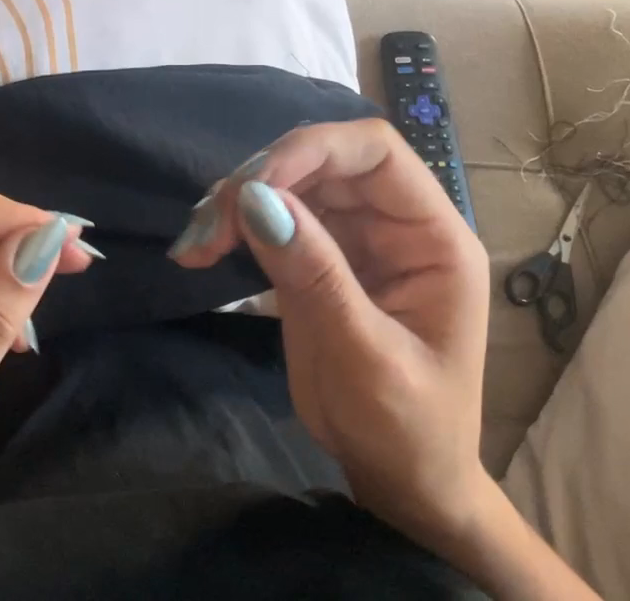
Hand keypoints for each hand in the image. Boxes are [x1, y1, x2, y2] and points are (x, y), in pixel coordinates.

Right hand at [169, 118, 491, 546]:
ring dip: (235, 204)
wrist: (398, 477)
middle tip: (207, 229)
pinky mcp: (314, 258)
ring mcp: (351, 239)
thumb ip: (316, 277)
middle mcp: (391, 225)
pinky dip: (231, 227)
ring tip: (197, 246)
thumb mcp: (367, 359)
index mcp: (432, 238)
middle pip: (320, 161)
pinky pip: (268, 218)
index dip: (310, 151)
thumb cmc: (407, 429)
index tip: (249, 188)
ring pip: (286, 185)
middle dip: (259, 181)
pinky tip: (201, 251)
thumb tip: (256, 200)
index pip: (375, 153)